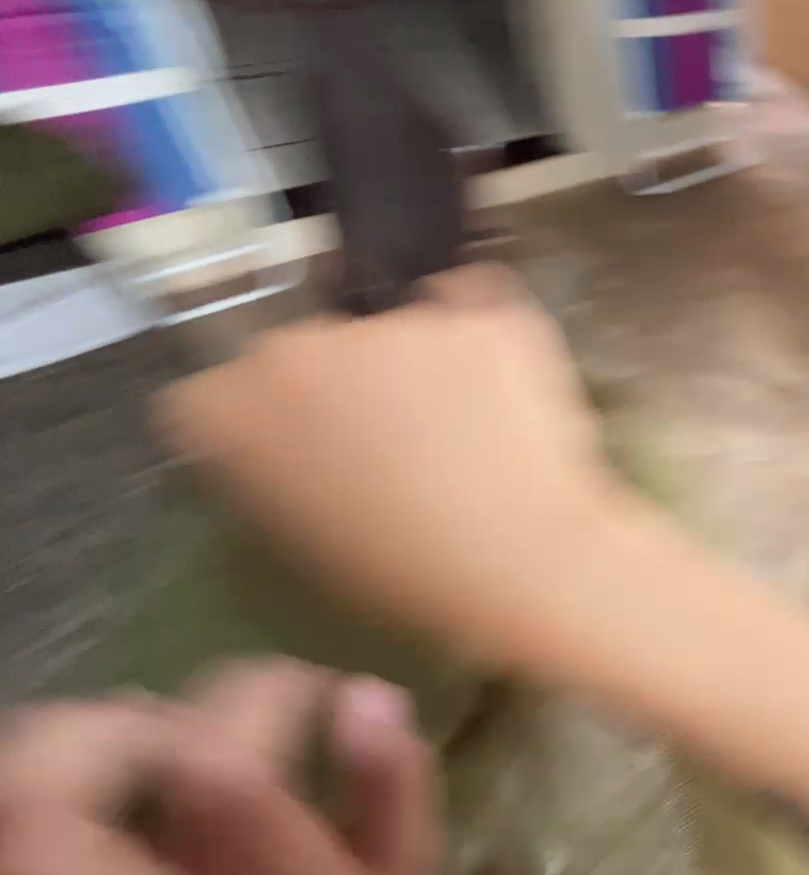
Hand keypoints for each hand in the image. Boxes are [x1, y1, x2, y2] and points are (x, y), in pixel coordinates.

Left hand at [0, 661, 437, 874]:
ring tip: (127, 747)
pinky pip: (4, 853)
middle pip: (81, 748)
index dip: (271, 684)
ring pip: (11, 795)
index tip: (309, 689)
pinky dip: (34, 813)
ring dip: (68, 751)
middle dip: (152, 716)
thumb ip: (392, 779)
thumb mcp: (397, 870)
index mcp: (231, 844)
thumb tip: (369, 696)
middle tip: (208, 725)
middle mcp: (117, 871)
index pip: (230, 719)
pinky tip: (80, 807)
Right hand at [154, 264, 618, 665]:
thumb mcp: (301, 533)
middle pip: (316, 350)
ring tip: (476, 427)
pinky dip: (489, 331)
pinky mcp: (482, 320)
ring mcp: (395, 325)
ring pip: (402, 329)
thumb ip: (275, 467)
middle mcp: (296, 347)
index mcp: (222, 408)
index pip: (234, 391)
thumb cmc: (407, 570)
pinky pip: (481, 304)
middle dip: (353, 384)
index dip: (290, 421)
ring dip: (426, 364)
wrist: (520, 554)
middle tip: (410, 439)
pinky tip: (507, 373)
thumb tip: (296, 443)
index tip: (329, 451)